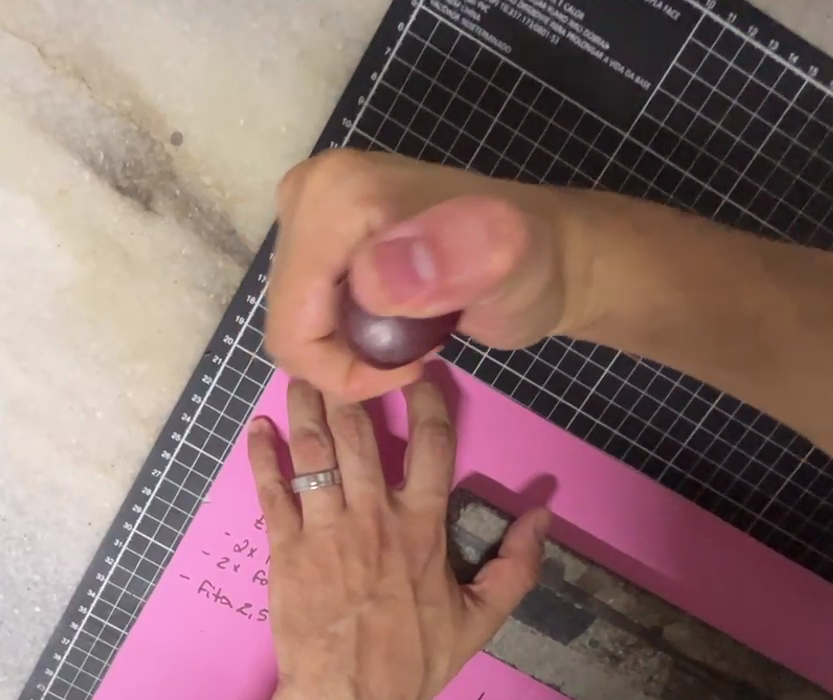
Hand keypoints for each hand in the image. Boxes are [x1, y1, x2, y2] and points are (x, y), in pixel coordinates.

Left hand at [246, 371, 551, 699]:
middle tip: (341, 352)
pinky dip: (263, 456)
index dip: (428, 401)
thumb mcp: (480, 620)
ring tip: (299, 372)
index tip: (421, 370)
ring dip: (306, 406)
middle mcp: (374, 515)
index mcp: (423, 527)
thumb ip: (517, 565)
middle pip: (361, 434)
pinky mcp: (286, 548)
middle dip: (351, 387)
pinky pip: (273, 491)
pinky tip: (257, 428)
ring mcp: (326, 529)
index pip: (432, 446)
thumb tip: (544, 514)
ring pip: (315, 452)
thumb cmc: (413, 662)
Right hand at [268, 150, 590, 401]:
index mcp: (330, 196)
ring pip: (294, 326)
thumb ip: (452, 260)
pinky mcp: (313, 240)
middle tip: (413, 352)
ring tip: (407, 338)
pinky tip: (390, 327)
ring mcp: (305, 219)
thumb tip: (372, 280)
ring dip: (347, 351)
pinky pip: (304, 318)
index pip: (293, 328)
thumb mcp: (507, 265)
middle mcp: (305, 197)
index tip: (413, 364)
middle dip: (345, 360)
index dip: (345, 370)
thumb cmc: (528, 265)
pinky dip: (344, 339)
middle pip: (288, 326)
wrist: (544, 252)